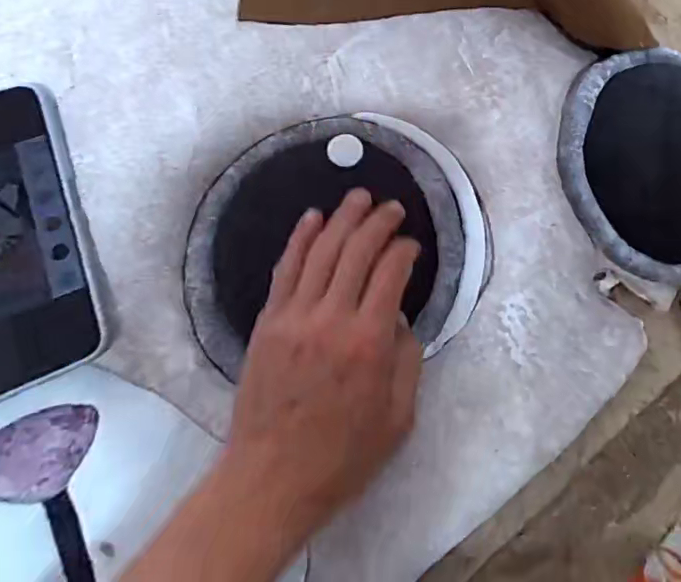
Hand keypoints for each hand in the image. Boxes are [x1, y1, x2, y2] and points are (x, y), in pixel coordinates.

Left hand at [215, 188, 422, 534]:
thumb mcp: (399, 415)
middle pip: (358, 251)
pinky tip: (313, 218)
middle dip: (380, 222)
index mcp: (369, 341)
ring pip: (321, 252)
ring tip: (359, 197)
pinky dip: (300, 240)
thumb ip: (408, 359)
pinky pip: (285, 271)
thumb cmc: (343, 454)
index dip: (406, 250)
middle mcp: (331, 319)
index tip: (413, 246)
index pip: (392, 272)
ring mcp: (294, 318)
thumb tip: (399, 318)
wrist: (268, 483)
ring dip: (343, 219)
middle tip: (394, 208)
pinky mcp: (267, 325)